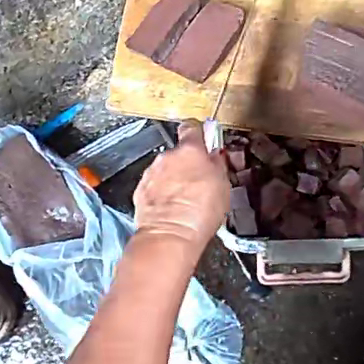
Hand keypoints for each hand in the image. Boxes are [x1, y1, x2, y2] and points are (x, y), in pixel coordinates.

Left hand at [133, 121, 229, 249]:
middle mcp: (166, 157)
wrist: (170, 235)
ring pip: (165, 171)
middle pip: (178, 153)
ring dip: (173, 181)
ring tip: (187, 200)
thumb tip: (216, 156)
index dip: (198, 133)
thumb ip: (217, 164)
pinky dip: (161, 194)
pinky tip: (173, 208)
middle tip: (199, 182)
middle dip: (187, 165)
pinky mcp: (140, 191)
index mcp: (190, 150)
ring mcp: (151, 173)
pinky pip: (154, 187)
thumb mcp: (223, 185)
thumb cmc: (199, 212)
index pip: (191, 128)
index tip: (203, 139)